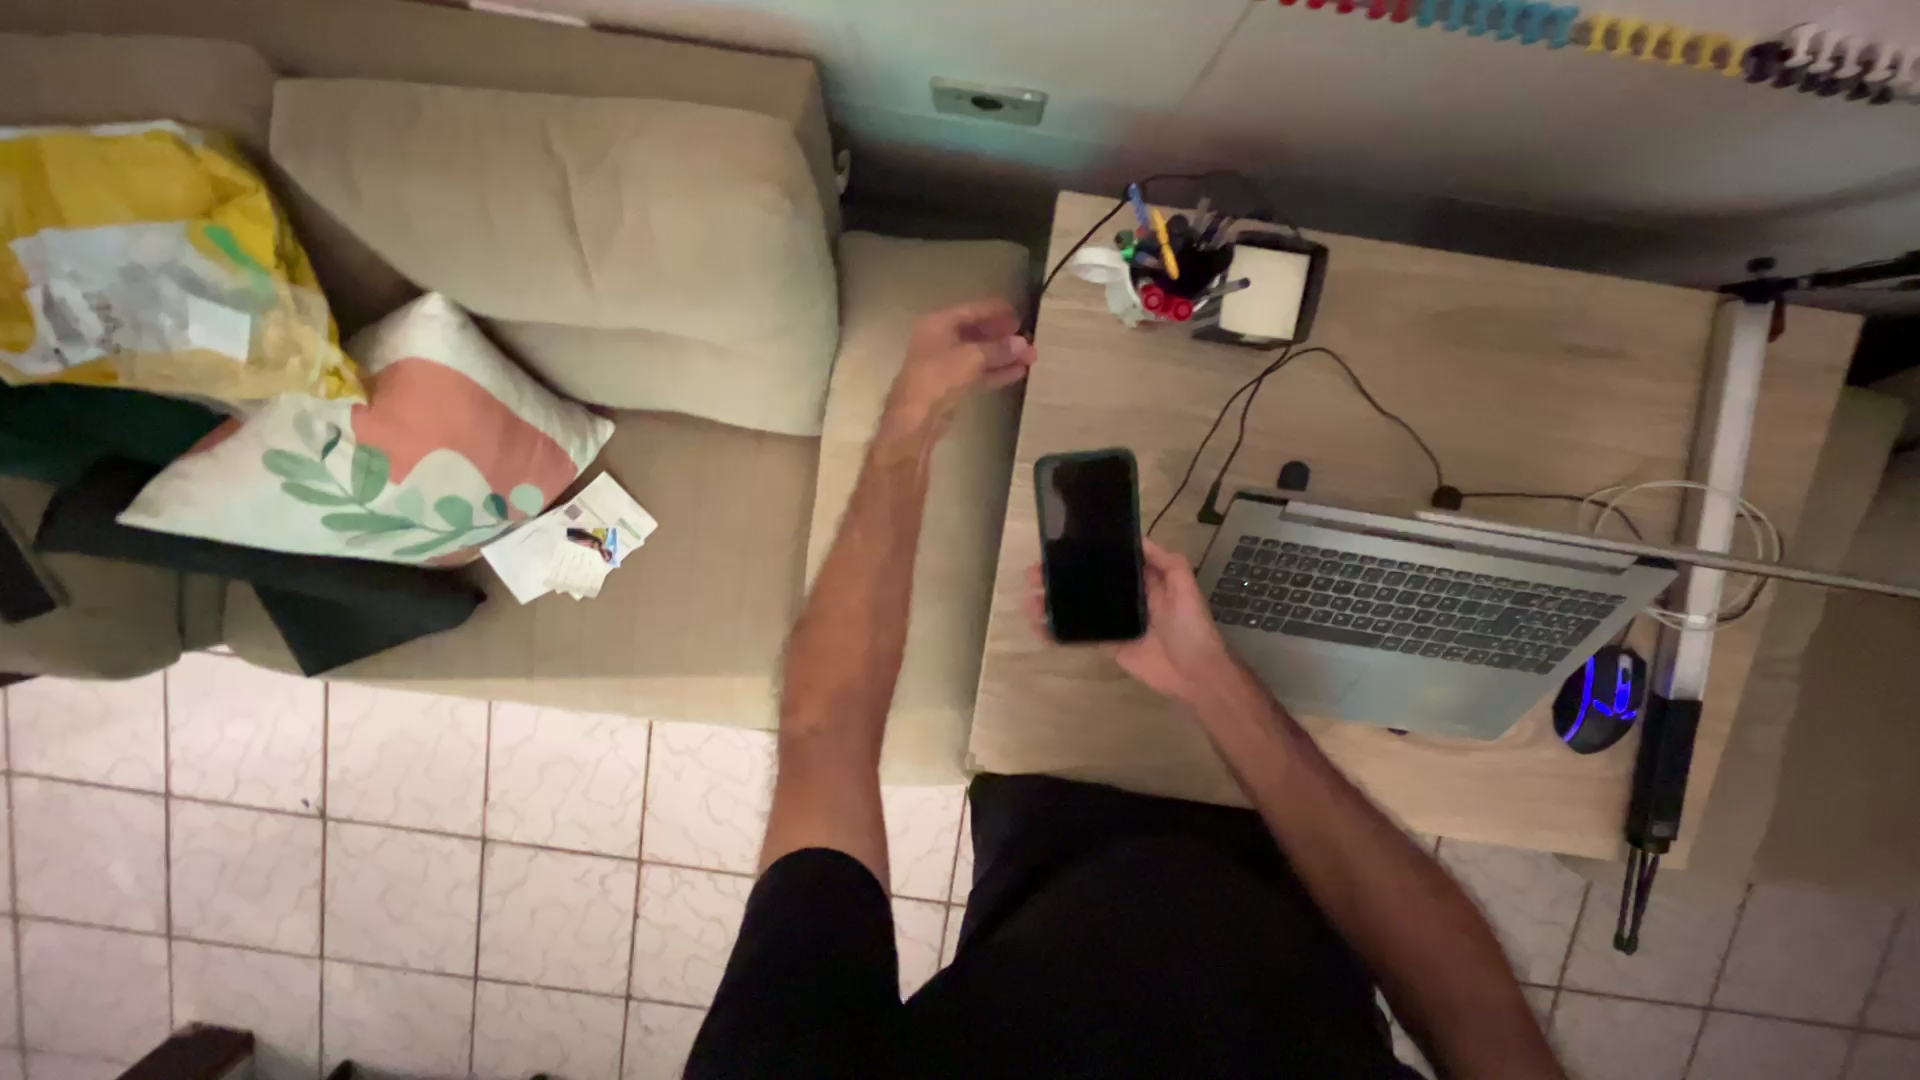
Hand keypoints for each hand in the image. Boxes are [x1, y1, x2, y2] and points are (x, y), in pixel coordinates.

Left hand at [883, 299, 1036, 436]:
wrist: (916, 415)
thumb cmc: (939, 375)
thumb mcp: (972, 357)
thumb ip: (999, 349)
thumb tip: (1023, 344)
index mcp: (938, 323)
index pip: (972, 311)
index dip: (996, 311)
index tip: (1018, 314)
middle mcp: (940, 340)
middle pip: (976, 334)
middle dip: (1003, 337)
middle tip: (1028, 338)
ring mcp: (944, 364)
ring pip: (979, 356)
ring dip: (1003, 357)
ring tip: (1030, 357)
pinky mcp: (950, 386)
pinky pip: (977, 374)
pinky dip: (995, 372)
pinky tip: (1018, 372)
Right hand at [1024, 539, 1238, 706]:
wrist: (1195, 672)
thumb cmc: (1191, 626)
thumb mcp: (1185, 585)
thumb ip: (1166, 561)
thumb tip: (1138, 538)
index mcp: (1142, 580)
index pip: (1108, 561)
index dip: (1083, 553)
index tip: (1058, 547)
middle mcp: (1124, 597)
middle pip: (1086, 582)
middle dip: (1059, 576)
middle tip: (1034, 574)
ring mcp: (1114, 622)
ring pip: (1077, 608)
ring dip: (1052, 603)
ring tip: (1030, 600)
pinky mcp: (1108, 644)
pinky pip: (1080, 636)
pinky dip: (1058, 633)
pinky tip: (1039, 628)